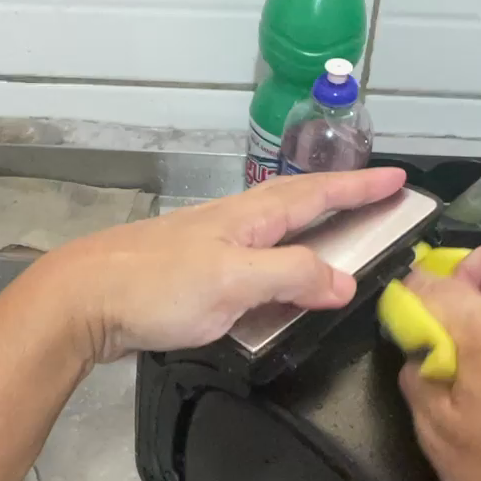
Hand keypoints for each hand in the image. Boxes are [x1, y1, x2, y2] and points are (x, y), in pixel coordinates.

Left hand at [29, 168, 408, 362]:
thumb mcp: (234, 282)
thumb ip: (291, 277)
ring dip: (308, 226)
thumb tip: (343, 282)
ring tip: (333, 233)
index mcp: (248, 218)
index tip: (397, 179)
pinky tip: (272, 279)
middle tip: (373, 198)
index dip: (358, 188)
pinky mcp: (191, 274)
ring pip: (272, 229)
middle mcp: (231, 223)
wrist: (83, 301)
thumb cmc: (158, 288)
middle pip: (295, 201)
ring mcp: (208, 246)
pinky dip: (276, 262)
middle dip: (338, 197)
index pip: (316, 194)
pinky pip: (250, 261)